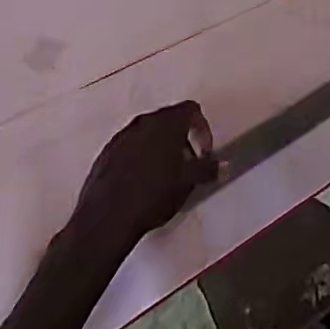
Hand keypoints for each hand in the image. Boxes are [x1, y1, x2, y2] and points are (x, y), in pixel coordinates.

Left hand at [71, 101, 219, 249]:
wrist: (106, 219)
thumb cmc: (152, 195)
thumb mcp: (188, 182)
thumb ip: (208, 169)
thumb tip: (223, 165)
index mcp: (167, 122)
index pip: (192, 110)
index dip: (203, 129)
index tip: (204, 152)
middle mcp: (143, 122)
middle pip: (169, 119)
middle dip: (182, 138)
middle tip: (188, 163)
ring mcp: (122, 137)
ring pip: (148, 133)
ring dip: (160, 147)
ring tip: (165, 176)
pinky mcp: (106, 153)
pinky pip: (130, 147)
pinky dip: (140, 157)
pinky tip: (142, 183)